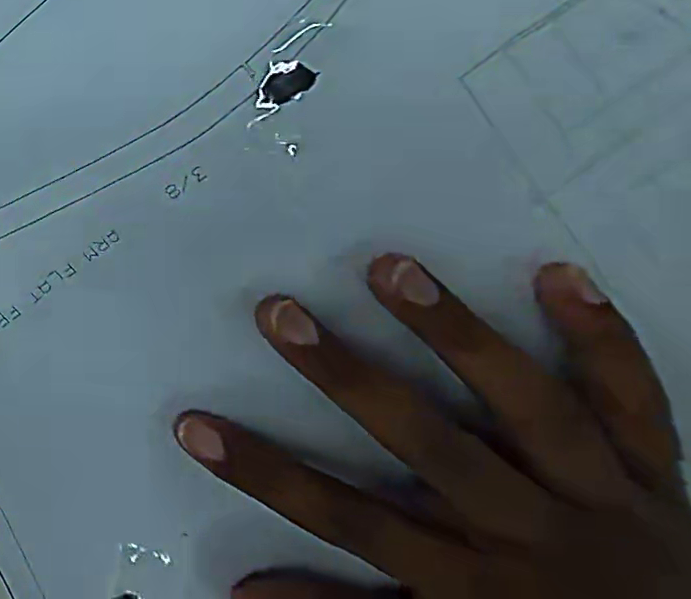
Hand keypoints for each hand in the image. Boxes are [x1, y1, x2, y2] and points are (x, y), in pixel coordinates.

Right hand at [175, 256, 690, 597]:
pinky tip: (558, 275)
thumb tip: (234, 590)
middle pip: (432, 446)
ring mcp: (604, 499)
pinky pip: (636, 405)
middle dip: (348, 378)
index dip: (267, 475)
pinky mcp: (659, 476)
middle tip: (280, 311)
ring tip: (394, 268)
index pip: (348, 521)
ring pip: (530, 410)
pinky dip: (604, 340)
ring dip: (458, 335)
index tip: (190, 426)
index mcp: (477, 580)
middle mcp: (535, 531)